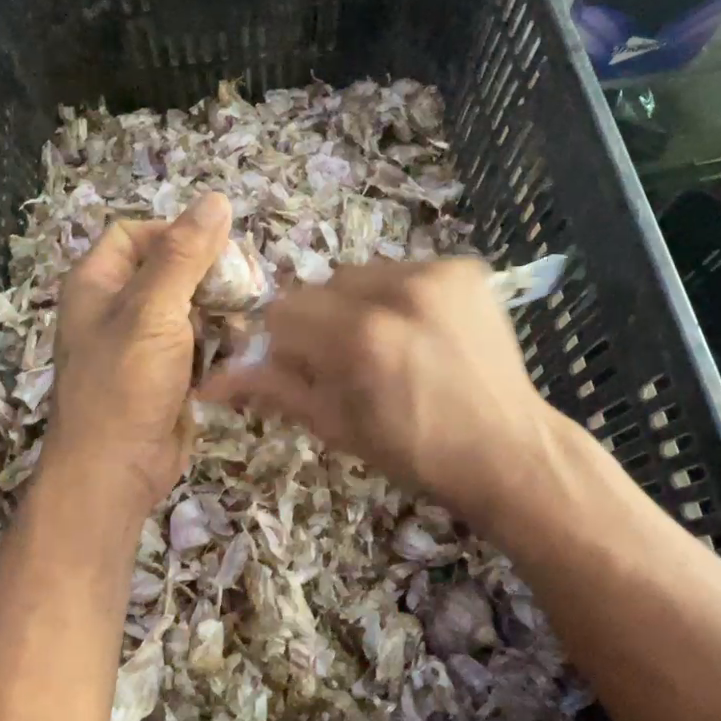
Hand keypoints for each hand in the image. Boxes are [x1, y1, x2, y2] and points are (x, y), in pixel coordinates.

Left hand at [44, 192, 232, 519]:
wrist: (115, 472)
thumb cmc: (125, 383)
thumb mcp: (154, 310)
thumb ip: (185, 254)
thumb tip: (217, 200)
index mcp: (97, 282)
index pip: (137, 233)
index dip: (177, 234)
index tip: (217, 249)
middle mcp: (116, 306)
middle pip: (170, 267)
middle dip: (209, 275)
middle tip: (244, 286)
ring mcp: (141, 341)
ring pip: (190, 305)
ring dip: (219, 310)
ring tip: (245, 319)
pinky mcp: (165, 372)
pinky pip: (197, 340)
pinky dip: (218, 341)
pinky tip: (236, 349)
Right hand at [198, 259, 566, 522]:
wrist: (508, 451)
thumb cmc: (416, 452)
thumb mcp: (338, 428)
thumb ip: (276, 391)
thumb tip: (211, 381)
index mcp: (360, 340)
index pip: (283, 312)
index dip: (287, 344)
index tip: (309, 369)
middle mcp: (397, 293)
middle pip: (320, 287)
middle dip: (322, 322)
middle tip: (351, 361)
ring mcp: (436, 275)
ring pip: (360, 274)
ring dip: (359, 303)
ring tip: (389, 343)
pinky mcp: (464, 268)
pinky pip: (405, 268)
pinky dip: (400, 295)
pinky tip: (421, 330)